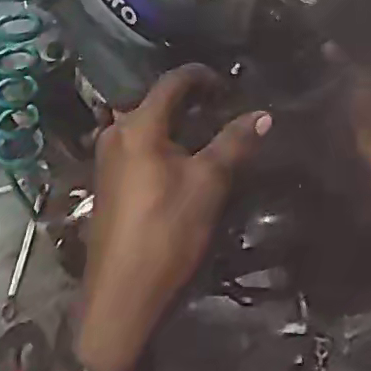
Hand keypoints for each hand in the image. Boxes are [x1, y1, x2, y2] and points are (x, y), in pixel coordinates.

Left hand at [76, 64, 270, 370]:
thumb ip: (234, 143)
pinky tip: (179, 156)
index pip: (172, 81)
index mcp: (138, 125)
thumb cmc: (166, 232)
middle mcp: (116, 131)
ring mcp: (107, 155)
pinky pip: (136, 141)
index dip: (202, 76)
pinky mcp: (107, 178)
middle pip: (155, 99)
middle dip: (189, 98)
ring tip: (205, 128)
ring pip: (144, 121)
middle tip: (220, 105)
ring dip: (174, 120)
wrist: (120, 295)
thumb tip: (263, 115)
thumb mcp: (208, 184)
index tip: (228, 86)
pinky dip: (160, 138)